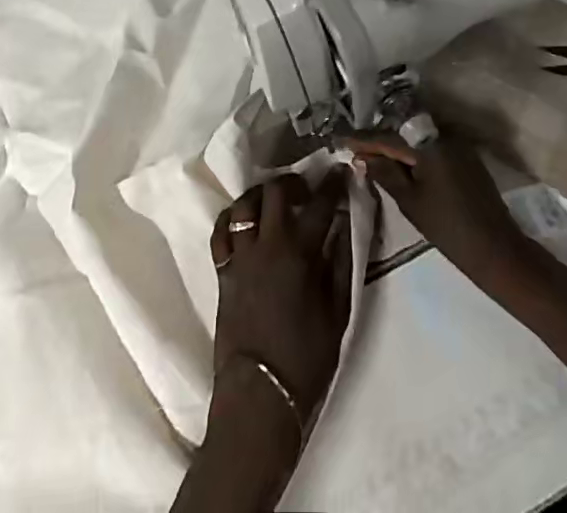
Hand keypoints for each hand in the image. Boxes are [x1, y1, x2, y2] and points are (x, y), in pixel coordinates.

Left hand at [208, 172, 353, 423]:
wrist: (260, 395)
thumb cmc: (307, 357)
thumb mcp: (339, 311)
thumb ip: (341, 262)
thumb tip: (346, 225)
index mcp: (300, 254)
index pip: (320, 205)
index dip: (333, 184)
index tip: (341, 170)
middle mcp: (266, 246)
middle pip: (275, 193)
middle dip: (294, 182)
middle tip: (308, 188)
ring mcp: (239, 258)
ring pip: (243, 206)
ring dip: (261, 195)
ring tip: (275, 201)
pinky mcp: (222, 273)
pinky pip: (220, 233)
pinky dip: (232, 218)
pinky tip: (243, 221)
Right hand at [344, 132, 527, 279]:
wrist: (494, 246)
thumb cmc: (447, 227)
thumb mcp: (410, 201)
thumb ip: (386, 173)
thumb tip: (365, 156)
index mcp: (429, 145)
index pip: (388, 137)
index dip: (362, 139)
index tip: (340, 139)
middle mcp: (445, 136)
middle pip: (404, 132)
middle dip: (379, 140)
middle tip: (354, 148)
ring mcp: (458, 145)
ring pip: (419, 138)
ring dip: (397, 146)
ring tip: (372, 155)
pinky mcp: (466, 157)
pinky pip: (433, 147)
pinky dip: (415, 153)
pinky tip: (401, 164)